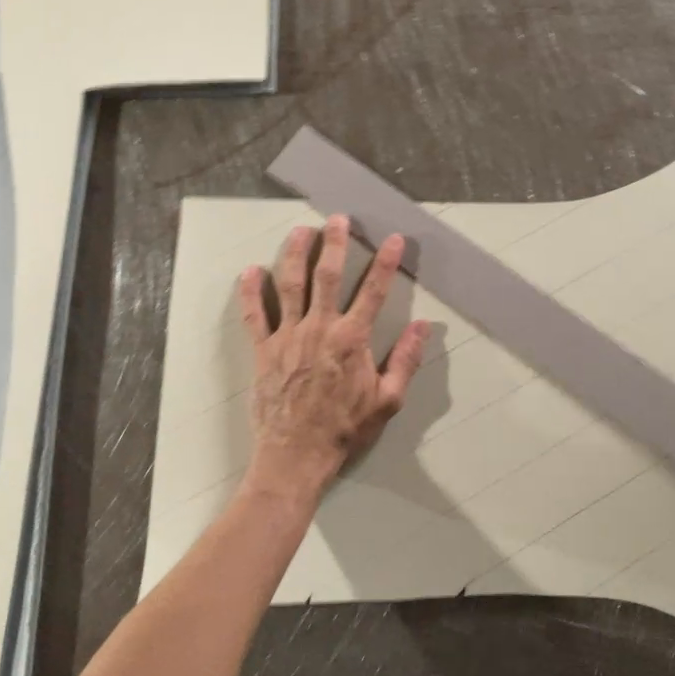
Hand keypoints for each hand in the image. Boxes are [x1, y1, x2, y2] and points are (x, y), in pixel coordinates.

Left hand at [236, 215, 430, 503]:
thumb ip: (406, 360)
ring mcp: (287, 337)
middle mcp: (319, 329)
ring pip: (290, 286)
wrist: (296, 456)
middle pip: (326, 276)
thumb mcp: (387, 400)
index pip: (373, 291)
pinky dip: (251, 292)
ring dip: (295, 255)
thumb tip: (424, 327)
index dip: (385, 262)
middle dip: (334, 244)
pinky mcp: (263, 351)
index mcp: (352, 339)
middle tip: (338, 219)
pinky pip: (254, 315)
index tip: (393, 238)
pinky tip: (250, 271)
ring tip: (300, 231)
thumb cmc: (345, 429)